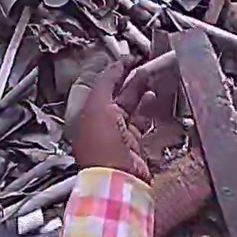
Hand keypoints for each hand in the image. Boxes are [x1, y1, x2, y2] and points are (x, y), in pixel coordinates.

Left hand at [66, 59, 150, 180]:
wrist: (118, 177)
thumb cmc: (102, 146)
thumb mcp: (97, 106)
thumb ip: (105, 84)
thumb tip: (114, 67)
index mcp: (85, 112)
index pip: (98, 84)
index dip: (112, 70)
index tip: (126, 58)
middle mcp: (99, 121)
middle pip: (114, 92)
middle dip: (127, 76)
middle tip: (140, 63)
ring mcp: (116, 132)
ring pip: (129, 103)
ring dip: (138, 88)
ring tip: (148, 74)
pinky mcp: (132, 141)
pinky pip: (140, 118)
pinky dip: (146, 106)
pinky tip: (151, 95)